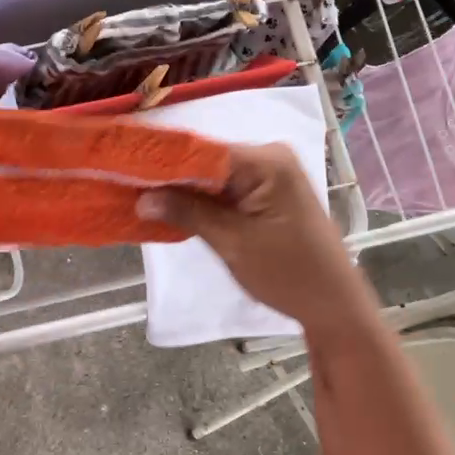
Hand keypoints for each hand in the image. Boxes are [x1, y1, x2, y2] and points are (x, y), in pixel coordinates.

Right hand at [136, 143, 367, 324]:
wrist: (334, 305)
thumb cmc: (289, 274)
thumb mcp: (233, 243)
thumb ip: (187, 213)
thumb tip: (141, 198)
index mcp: (266, 161)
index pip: (200, 150)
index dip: (160, 159)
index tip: (121, 166)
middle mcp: (268, 157)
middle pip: (204, 159)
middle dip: (166, 174)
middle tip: (121, 182)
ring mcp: (268, 174)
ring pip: (210, 174)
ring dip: (179, 188)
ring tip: (135, 193)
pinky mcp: (265, 192)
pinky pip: (223, 187)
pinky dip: (198, 198)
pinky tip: (167, 206)